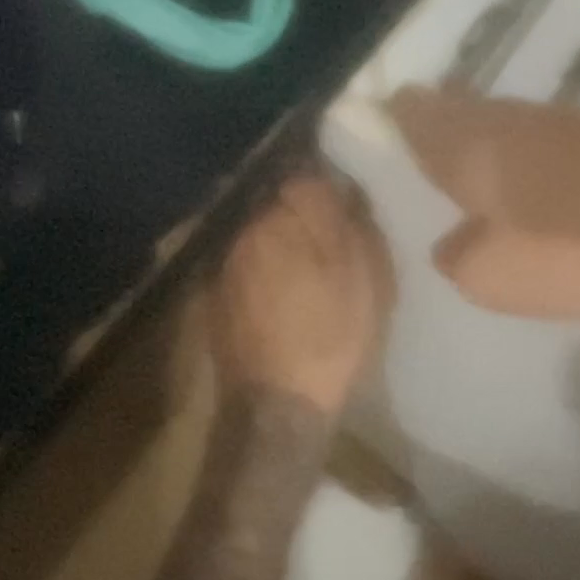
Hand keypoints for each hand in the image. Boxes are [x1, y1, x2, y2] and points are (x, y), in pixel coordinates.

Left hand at [211, 172, 393, 413]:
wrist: (278, 403)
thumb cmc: (332, 337)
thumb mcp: (366, 280)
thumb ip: (352, 224)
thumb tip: (342, 188)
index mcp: (285, 219)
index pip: (303, 176)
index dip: (325, 184)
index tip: (341, 200)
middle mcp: (246, 230)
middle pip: (274, 201)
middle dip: (297, 210)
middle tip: (324, 233)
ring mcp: (224, 262)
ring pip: (255, 232)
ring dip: (276, 239)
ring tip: (300, 266)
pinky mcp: (213, 293)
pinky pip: (242, 263)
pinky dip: (259, 268)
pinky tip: (276, 294)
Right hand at [386, 87, 579, 318]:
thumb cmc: (571, 245)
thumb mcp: (491, 276)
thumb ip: (460, 258)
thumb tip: (454, 243)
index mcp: (467, 147)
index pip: (417, 116)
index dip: (400, 115)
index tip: (387, 113)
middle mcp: (509, 121)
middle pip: (464, 107)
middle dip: (444, 111)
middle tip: (426, 114)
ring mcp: (565, 121)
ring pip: (509, 118)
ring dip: (490, 127)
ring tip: (477, 142)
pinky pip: (551, 134)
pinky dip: (535, 146)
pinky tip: (540, 165)